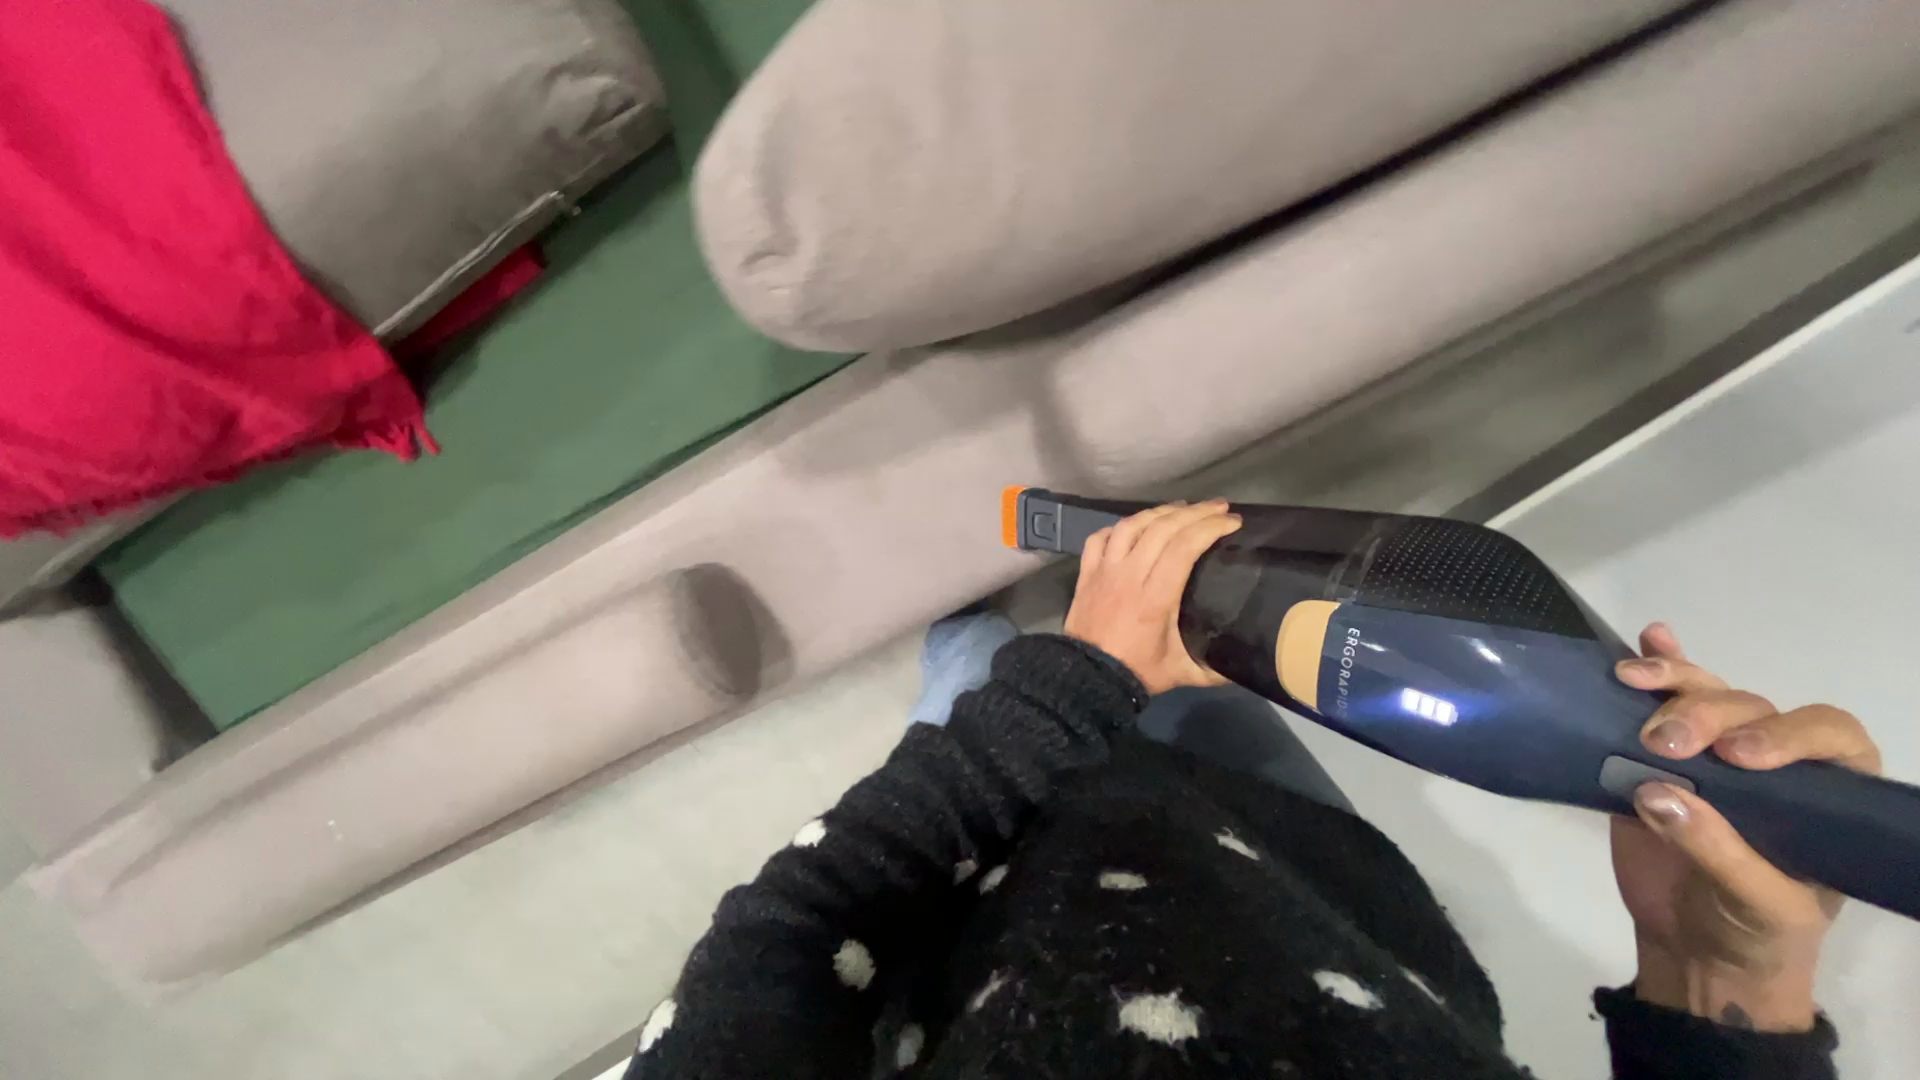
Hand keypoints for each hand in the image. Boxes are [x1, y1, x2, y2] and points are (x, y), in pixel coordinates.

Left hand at [1063, 499, 1241, 694]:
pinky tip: (1134, 526)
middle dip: (1194, 513)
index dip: (1209, 528)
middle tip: (1218, 507)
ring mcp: (1104, 571)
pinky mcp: (1086, 574)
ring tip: (1181, 509)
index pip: (1183, 547)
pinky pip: (1099, 539)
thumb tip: (1247, 662)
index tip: (1232, 522)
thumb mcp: (1184, 673)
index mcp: (1155, 597)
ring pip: (1130, 527)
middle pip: (1161, 529)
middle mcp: (1128, 575)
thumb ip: (1217, 668)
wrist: (1086, 679)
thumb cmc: (1137, 672)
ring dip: (1158, 512)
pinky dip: (1118, 527)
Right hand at [1610, 623, 1879, 1032]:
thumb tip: (1656, 792)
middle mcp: (1771, 763)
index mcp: (1825, 796)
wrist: (1693, 945)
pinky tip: (1649, 638)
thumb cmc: (1752, 930)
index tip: (1739, 758)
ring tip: (1630, 681)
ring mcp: (1706, 753)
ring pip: (1704, 692)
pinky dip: (1658, 660)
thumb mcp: (1758, 905)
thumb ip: (1717, 849)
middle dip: (1706, 714)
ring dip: (1672, 679)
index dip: (1789, 735)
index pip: (1831, 738)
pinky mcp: (1649, 753)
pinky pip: (1656, 699)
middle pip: (1751, 708)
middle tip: (1662, 745)